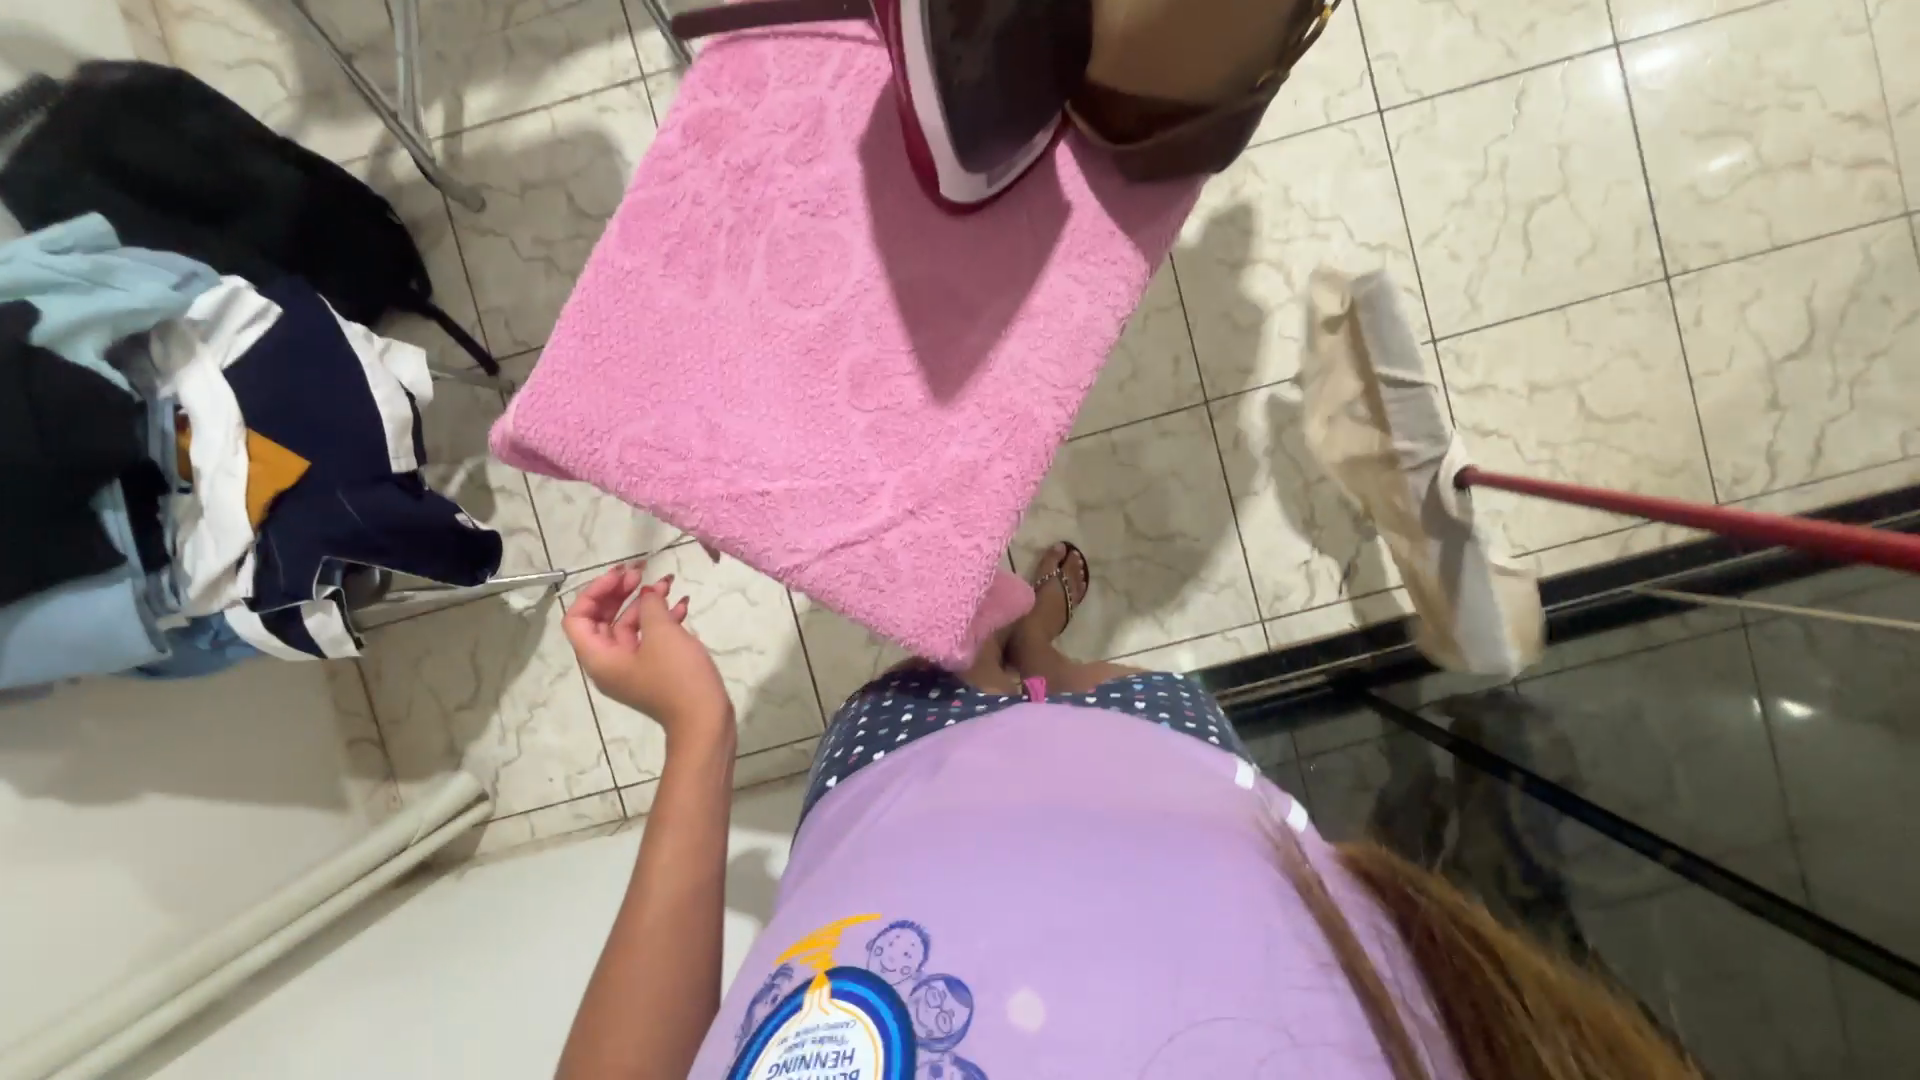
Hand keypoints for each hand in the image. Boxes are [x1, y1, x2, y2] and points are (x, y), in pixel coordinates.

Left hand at [562, 564, 734, 746]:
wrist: (704, 719)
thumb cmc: (677, 676)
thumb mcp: (662, 633)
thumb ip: (649, 605)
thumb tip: (647, 592)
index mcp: (599, 657)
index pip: (578, 618)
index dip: (596, 591)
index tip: (623, 574)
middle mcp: (608, 663)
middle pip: (602, 619)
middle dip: (620, 592)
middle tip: (641, 571)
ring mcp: (631, 667)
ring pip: (629, 626)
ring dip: (646, 603)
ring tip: (668, 582)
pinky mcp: (653, 670)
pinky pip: (649, 638)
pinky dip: (662, 620)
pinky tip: (682, 604)